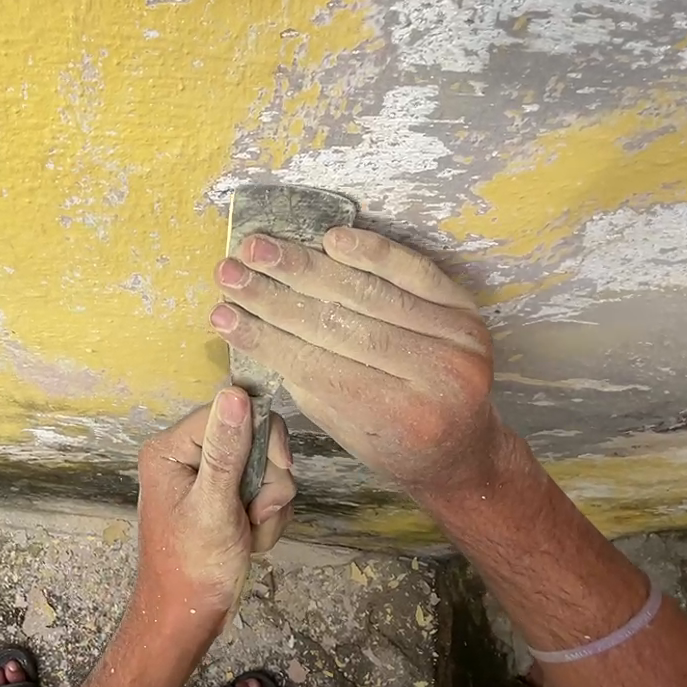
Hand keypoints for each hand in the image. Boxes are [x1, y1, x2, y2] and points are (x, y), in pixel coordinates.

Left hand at [133, 389, 295, 623]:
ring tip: (250, 533)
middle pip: (251, 436)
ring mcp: (206, 477)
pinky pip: (263, 490)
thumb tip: (234, 393)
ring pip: (264, 466)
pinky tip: (251, 539)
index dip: (262, 435)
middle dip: (267, 479)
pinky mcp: (223, 496)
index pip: (228, 410)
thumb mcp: (213, 507)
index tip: (280, 467)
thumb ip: (225, 451)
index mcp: (171, 449)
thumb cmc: (193, 568)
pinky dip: (267, 517)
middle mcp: (186, 455)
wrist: (188, 619)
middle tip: (258, 513)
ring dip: (270, 504)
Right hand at [209, 226, 510, 496]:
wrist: (461, 448)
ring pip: (364, 292)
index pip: (312, 365)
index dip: (261, 337)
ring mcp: (456, 340)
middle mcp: (434, 378)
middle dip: (272, 294)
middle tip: (229, 271)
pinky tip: (329, 238)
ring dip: (303, 265)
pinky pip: (412, 270)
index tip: (220, 313)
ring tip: (258, 248)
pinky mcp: (466, 310)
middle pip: (334, 323)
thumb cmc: (388, 439)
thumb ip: (301, 374)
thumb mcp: (336, 424)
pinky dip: (369, 251)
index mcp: (397, 418)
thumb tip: (248, 321)